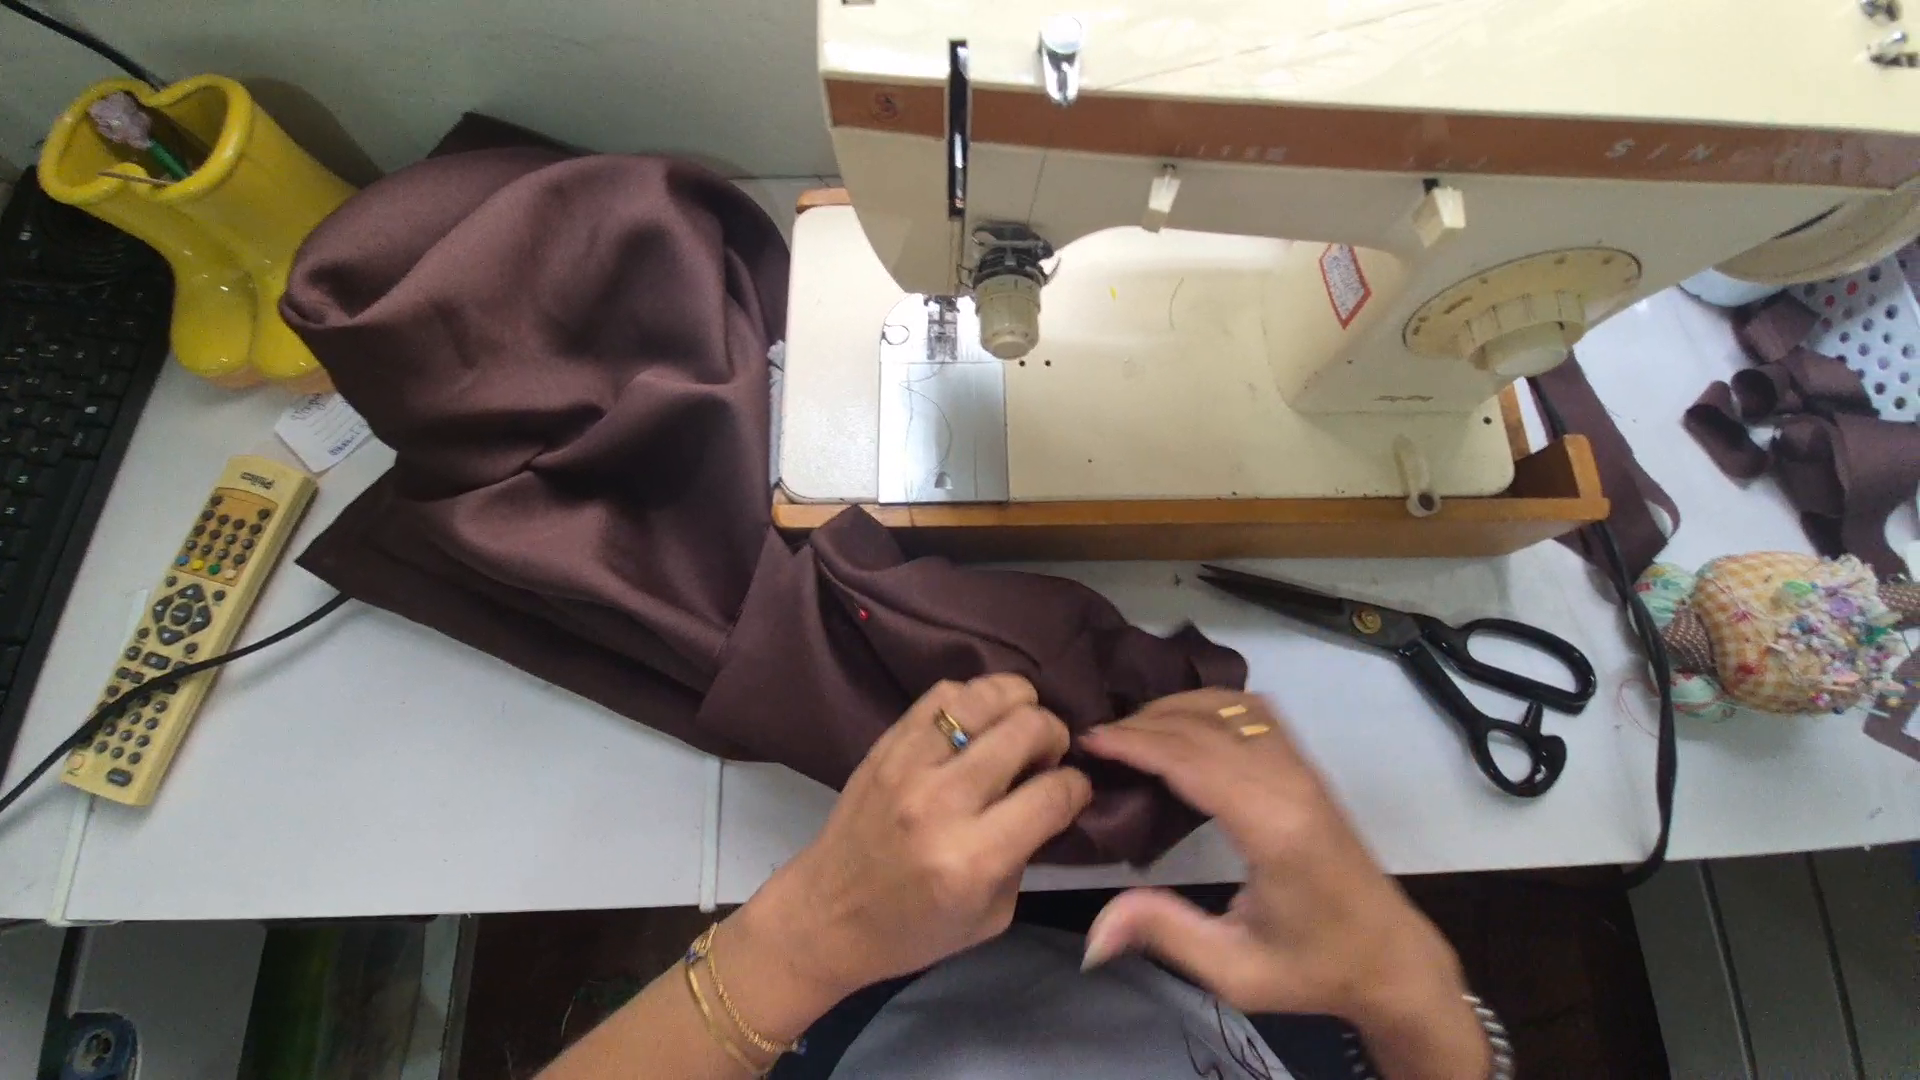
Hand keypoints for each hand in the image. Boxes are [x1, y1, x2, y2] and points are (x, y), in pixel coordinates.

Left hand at [733, 674, 1093, 999]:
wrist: (826, 914)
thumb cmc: (913, 929)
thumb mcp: (993, 915)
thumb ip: (1028, 850)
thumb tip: (1054, 792)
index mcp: (971, 858)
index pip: (1053, 794)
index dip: (1078, 787)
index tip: (1074, 789)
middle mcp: (941, 802)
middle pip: (1026, 728)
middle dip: (1054, 735)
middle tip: (1047, 755)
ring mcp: (908, 764)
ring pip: (985, 695)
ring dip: (1018, 703)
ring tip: (1017, 726)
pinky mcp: (886, 743)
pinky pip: (943, 693)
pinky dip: (973, 699)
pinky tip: (976, 723)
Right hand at [1077, 691, 1490, 1079]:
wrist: (1392, 957)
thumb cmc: (1312, 967)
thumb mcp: (1236, 970)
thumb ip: (1165, 935)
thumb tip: (1094, 932)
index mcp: (1274, 827)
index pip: (1193, 759)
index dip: (1136, 743)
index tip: (1090, 741)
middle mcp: (1289, 783)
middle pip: (1205, 725)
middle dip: (1143, 723)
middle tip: (1097, 739)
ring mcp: (1302, 767)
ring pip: (1229, 707)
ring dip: (1174, 708)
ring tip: (1131, 730)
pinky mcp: (1306, 764)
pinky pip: (1252, 711)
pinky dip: (1208, 704)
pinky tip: (1182, 721)